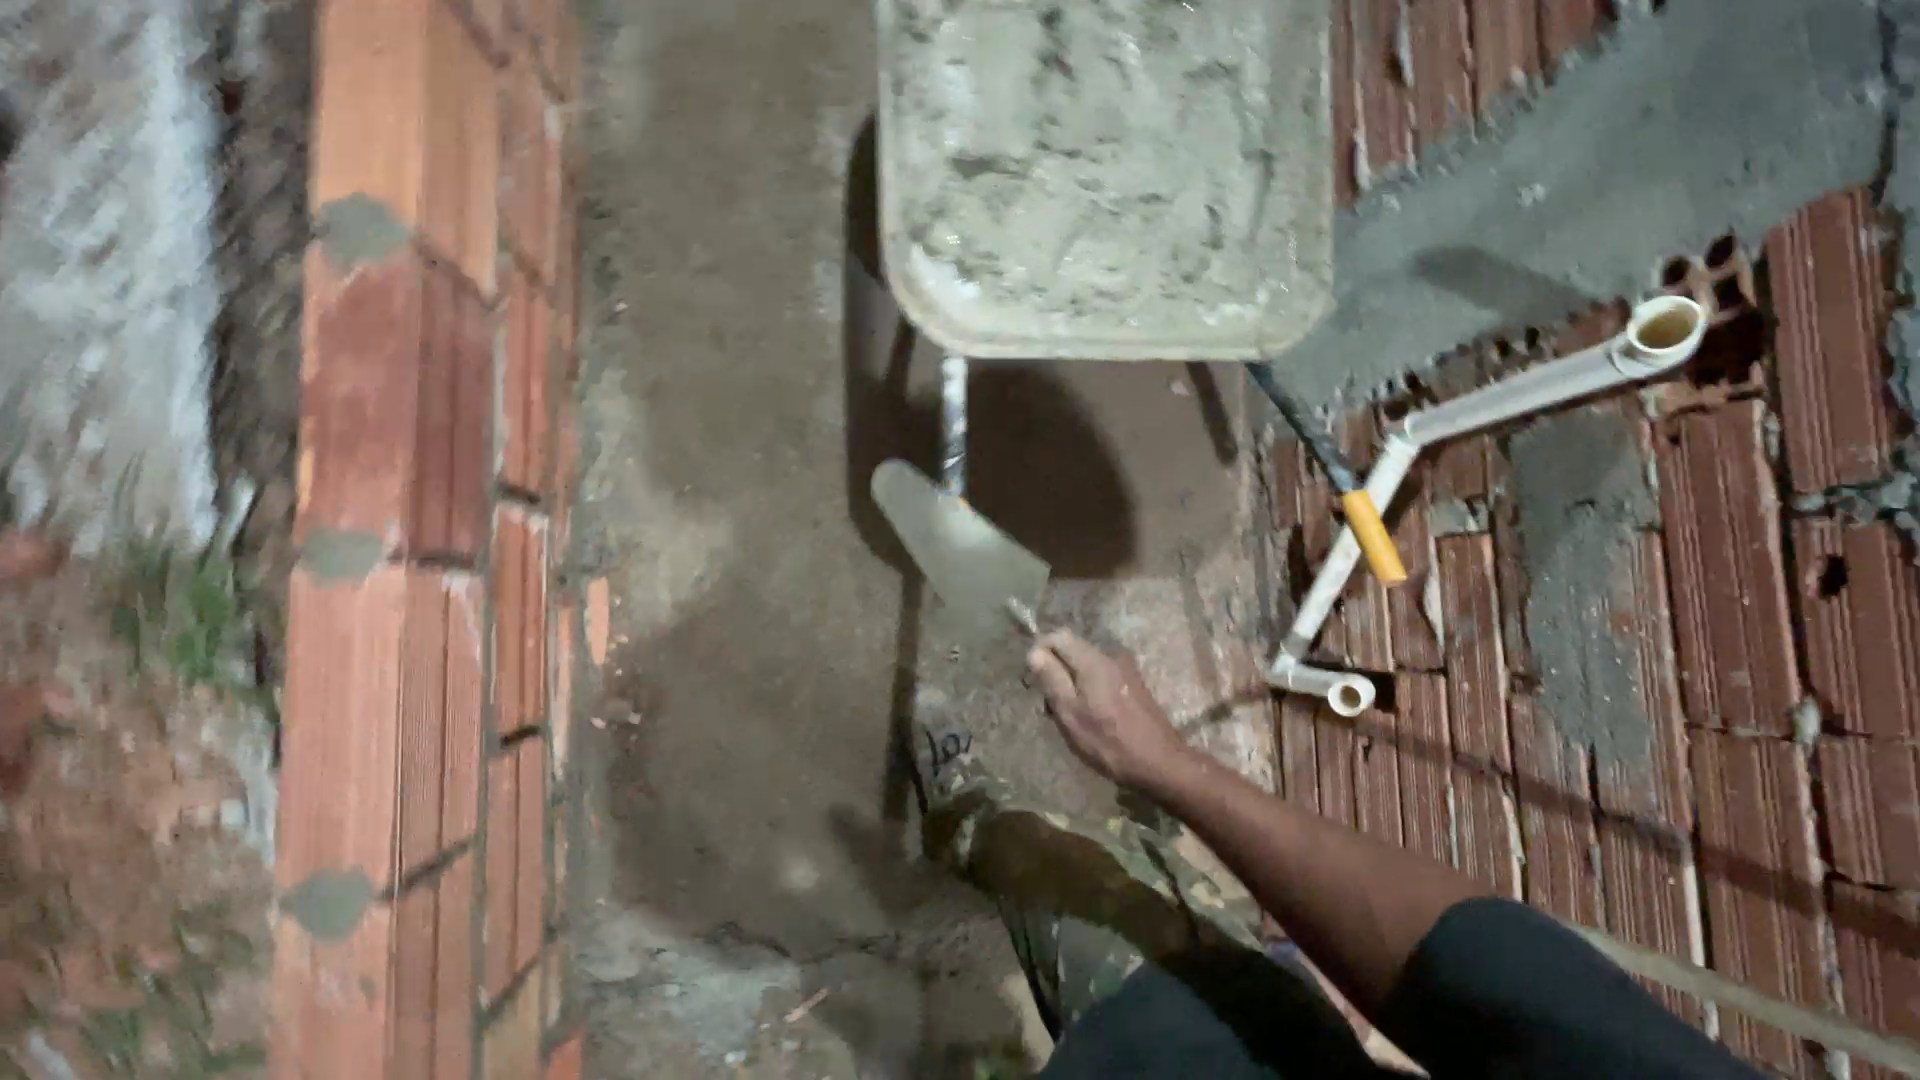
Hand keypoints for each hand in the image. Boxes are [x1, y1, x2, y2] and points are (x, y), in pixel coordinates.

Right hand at [1027, 631, 1189, 788]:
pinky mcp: (1134, 685)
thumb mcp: (1070, 713)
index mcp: (1093, 660)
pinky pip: (1101, 677)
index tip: (1033, 681)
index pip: (1058, 636)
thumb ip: (1052, 679)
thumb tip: (1034, 651)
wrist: (1161, 763)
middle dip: (1055, 672)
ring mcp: (1126, 669)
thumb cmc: (1109, 742)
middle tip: (1049, 706)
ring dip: (1071, 684)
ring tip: (1068, 717)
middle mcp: (1111, 656)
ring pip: (1085, 666)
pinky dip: (1088, 690)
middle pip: (1072, 650)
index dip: (1040, 653)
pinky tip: (1090, 718)